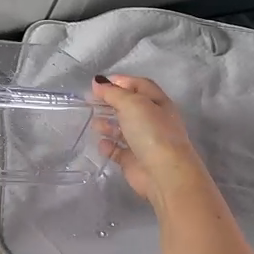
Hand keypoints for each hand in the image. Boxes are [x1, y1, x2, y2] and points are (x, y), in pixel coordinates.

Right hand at [91, 74, 210, 205]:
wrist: (163, 172)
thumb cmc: (151, 132)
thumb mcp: (132, 104)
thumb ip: (113, 93)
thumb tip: (97, 82)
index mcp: (158, 103)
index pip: (140, 86)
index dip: (121, 81)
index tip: (99, 82)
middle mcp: (152, 120)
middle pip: (129, 106)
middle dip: (110, 102)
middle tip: (90, 101)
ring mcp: (143, 141)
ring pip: (122, 128)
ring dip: (107, 123)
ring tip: (93, 122)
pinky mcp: (133, 159)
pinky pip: (117, 149)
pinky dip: (107, 145)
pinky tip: (100, 142)